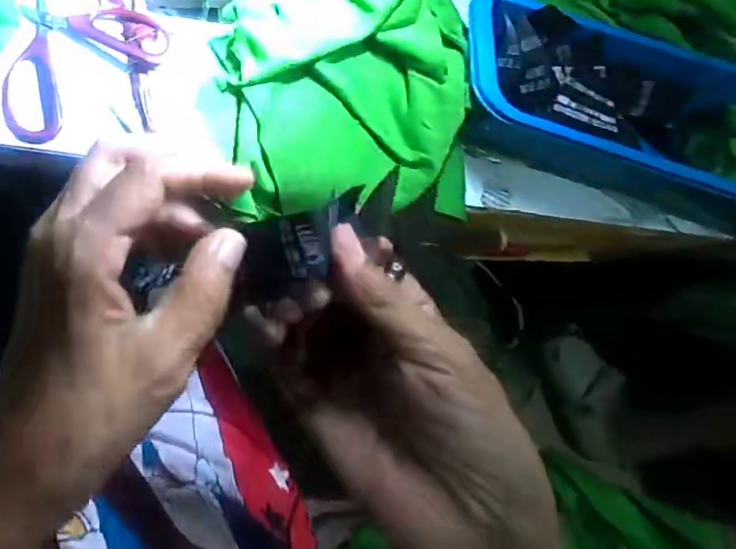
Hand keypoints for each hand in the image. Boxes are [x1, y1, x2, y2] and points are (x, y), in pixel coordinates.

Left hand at [0, 135, 251, 547]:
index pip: (144, 175)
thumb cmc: (98, 406)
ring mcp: (49, 235)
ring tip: (210, 226)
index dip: (198, 169)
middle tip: (222, 185)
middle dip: (170, 160)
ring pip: (102, 178)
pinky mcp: (51, 251)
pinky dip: (135, 211)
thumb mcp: (164, 355)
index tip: (246, 182)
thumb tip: (233, 237)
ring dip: (155, 188)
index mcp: (84, 244)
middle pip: (112, 156)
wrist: (31, 443)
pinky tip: (175, 242)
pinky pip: (95, 208)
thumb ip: (203, 289)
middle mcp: (58, 223)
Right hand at [252, 225, 558, 548]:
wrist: (470, 527)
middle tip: (303, 277)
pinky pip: (274, 352)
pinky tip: (263, 321)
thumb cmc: (472, 428)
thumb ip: (383, 297)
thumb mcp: (440, 356)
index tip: (304, 218)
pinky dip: (262, 330)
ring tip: (290, 305)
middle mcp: (355, 326)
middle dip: (302, 269)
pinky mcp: (301, 389)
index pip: (355, 261)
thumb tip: (338, 231)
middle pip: (315, 279)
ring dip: (282, 296)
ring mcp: (326, 356)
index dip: (332, 240)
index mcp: (396, 311)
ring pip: (291, 309)